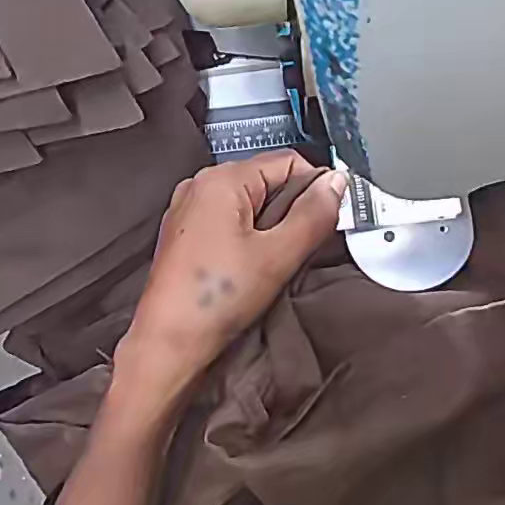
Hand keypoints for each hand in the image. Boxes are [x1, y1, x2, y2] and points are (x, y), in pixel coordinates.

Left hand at [118, 151, 347, 398]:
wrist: (168, 342)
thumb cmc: (214, 299)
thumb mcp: (278, 255)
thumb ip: (313, 215)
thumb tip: (337, 182)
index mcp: (221, 180)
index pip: (288, 161)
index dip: (315, 188)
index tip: (326, 221)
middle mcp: (199, 186)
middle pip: (267, 180)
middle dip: (291, 210)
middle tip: (298, 250)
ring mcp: (188, 210)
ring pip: (249, 203)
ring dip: (270, 228)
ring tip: (271, 264)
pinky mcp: (184, 235)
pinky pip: (228, 222)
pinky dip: (247, 239)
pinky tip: (248, 269)